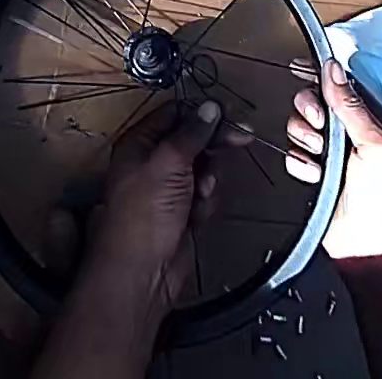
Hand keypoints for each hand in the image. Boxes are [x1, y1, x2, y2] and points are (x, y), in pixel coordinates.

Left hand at [77, 99, 226, 315]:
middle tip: (240, 138)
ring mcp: (169, 186)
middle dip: (212, 145)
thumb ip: (191, 134)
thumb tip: (209, 108)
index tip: (228, 114)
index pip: (175, 114)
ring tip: (200, 192)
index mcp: (141, 142)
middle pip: (193, 139)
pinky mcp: (184, 209)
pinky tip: (197, 214)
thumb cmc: (144, 215)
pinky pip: (205, 193)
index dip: (201, 114)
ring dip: (208, 178)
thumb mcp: (168, 163)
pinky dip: (206, 202)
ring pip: (204, 166)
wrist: (144, 273)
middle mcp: (154, 160)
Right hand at [284, 60, 381, 258]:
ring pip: (300, 125)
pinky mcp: (313, 172)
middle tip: (318, 125)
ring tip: (319, 158)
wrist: (373, 251)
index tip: (298, 68)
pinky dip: (299, 163)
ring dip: (304, 137)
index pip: (341, 84)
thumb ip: (351, 106)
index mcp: (370, 120)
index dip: (320, 74)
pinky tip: (314, 176)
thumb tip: (333, 67)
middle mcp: (348, 132)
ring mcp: (330, 152)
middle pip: (314, 100)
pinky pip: (293, 153)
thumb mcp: (376, 145)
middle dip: (309, 109)